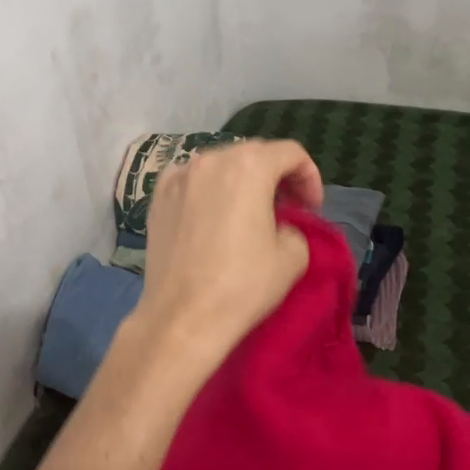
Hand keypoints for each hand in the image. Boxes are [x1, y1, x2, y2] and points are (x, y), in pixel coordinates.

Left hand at [132, 139, 324, 368]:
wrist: (183, 316)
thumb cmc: (243, 285)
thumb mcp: (293, 256)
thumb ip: (295, 226)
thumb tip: (278, 225)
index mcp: (249, 167)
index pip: (290, 153)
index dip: (309, 176)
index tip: (311, 208)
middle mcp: (210, 160)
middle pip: (253, 154)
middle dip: (276, 175)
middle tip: (287, 207)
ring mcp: (178, 177)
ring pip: (219, 164)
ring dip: (241, 180)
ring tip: (249, 211)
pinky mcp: (157, 197)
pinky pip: (190, 180)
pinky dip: (208, 188)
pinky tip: (212, 214)